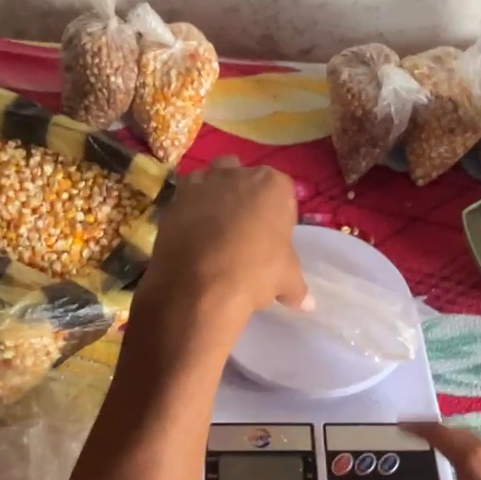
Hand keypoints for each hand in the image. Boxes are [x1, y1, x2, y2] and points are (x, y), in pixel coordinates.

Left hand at [138, 160, 308, 326]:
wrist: (199, 286)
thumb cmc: (254, 273)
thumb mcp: (286, 280)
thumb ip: (298, 287)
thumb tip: (307, 304)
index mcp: (272, 184)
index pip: (282, 191)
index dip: (278, 213)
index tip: (274, 236)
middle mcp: (236, 174)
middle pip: (243, 177)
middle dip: (244, 195)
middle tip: (244, 228)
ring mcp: (201, 184)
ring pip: (209, 179)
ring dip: (214, 195)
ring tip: (215, 227)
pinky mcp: (173, 201)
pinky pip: (184, 199)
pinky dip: (188, 211)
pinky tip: (192, 236)